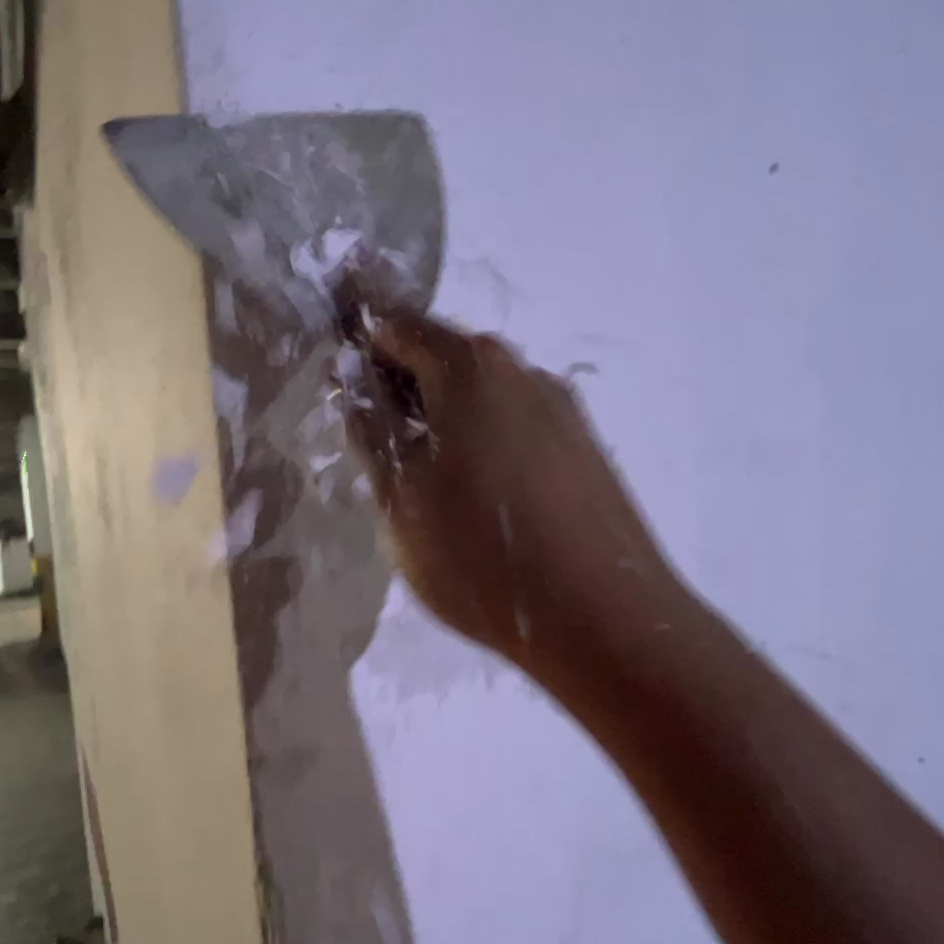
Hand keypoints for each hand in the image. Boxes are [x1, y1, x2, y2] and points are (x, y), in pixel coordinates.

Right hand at [341, 307, 670, 671]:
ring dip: (445, 414)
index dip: (361, 346)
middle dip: (403, 384)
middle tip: (374, 437)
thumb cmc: (482, 557)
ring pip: (483, 392)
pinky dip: (484, 437)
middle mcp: (520, 369)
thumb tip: (355, 384)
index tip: (340, 384)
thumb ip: (371, 434)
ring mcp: (561, 406)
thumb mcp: (401, 500)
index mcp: (467, 368)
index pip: (396, 325)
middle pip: (445, 355)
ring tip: (423, 472)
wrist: (604, 618)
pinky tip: (477, 490)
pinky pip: (516, 421)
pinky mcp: (584, 445)